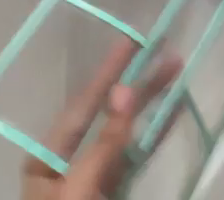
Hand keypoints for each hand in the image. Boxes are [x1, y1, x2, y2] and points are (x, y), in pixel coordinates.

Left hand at [21, 39, 180, 199]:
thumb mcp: (80, 190)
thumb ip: (104, 144)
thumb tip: (123, 91)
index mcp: (46, 159)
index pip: (82, 105)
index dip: (108, 72)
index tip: (132, 40)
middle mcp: (67, 163)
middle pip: (106, 113)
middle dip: (137, 83)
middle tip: (169, 51)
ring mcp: (91, 179)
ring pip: (125, 131)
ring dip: (151, 103)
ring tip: (177, 70)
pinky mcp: (112, 193)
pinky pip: (136, 156)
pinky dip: (156, 134)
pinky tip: (175, 114)